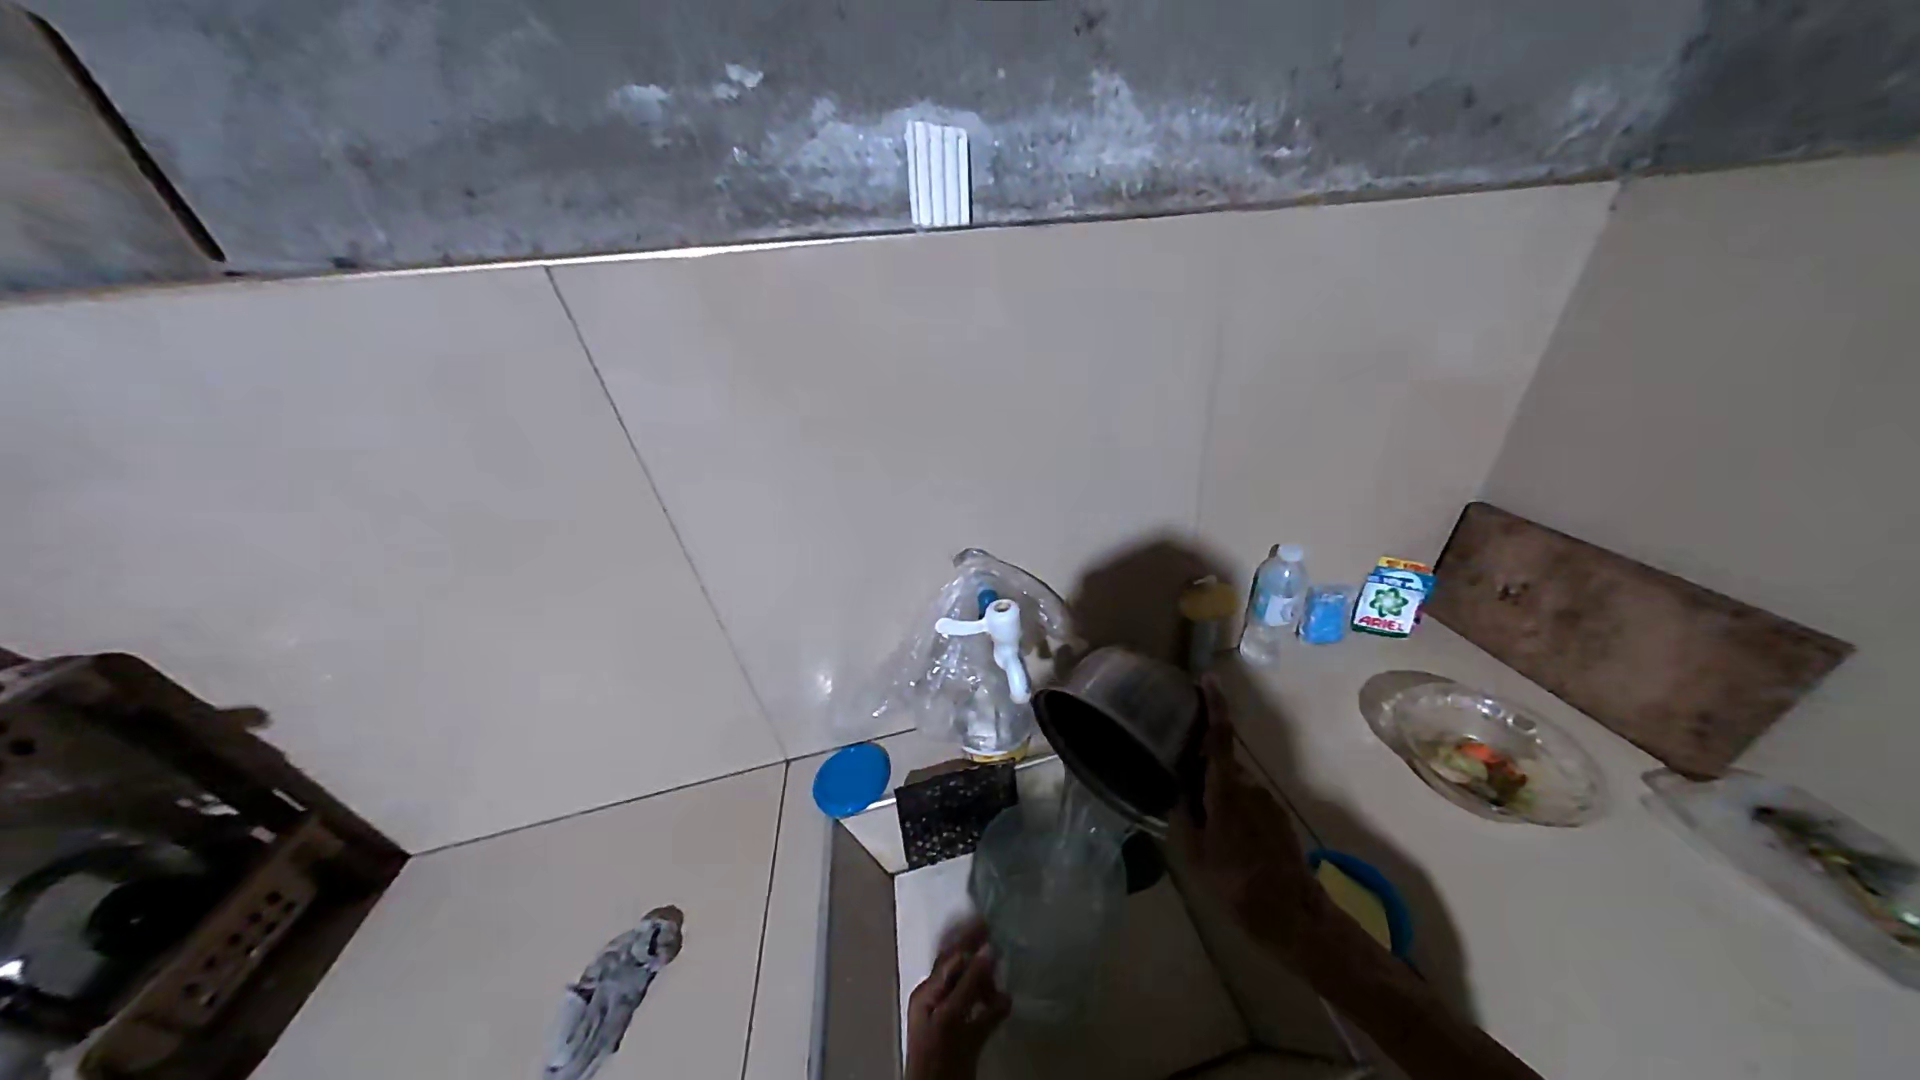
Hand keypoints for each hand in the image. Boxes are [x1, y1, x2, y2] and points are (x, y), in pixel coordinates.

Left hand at [905, 920, 1009, 1079]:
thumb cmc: (937, 1057)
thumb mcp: (950, 1017)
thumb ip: (969, 985)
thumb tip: (989, 950)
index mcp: (928, 992)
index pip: (950, 957)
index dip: (968, 939)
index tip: (988, 922)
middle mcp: (937, 1000)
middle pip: (960, 970)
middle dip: (979, 958)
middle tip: (999, 944)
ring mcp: (951, 1019)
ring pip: (971, 990)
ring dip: (987, 984)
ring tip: (1001, 988)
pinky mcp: (964, 1037)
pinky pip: (980, 1013)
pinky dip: (993, 1006)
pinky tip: (1005, 1003)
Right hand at [1169, 676, 1324, 958]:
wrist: (1296, 918)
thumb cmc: (1238, 884)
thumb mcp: (1195, 854)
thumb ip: (1182, 815)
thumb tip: (1175, 790)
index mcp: (1227, 790)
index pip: (1220, 737)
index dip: (1214, 705)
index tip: (1208, 679)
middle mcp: (1251, 787)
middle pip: (1220, 760)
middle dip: (1199, 763)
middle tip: (1177, 779)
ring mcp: (1268, 802)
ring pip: (1232, 782)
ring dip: (1214, 790)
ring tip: (1197, 819)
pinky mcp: (1277, 818)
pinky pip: (1246, 799)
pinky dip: (1230, 805)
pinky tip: (1221, 836)